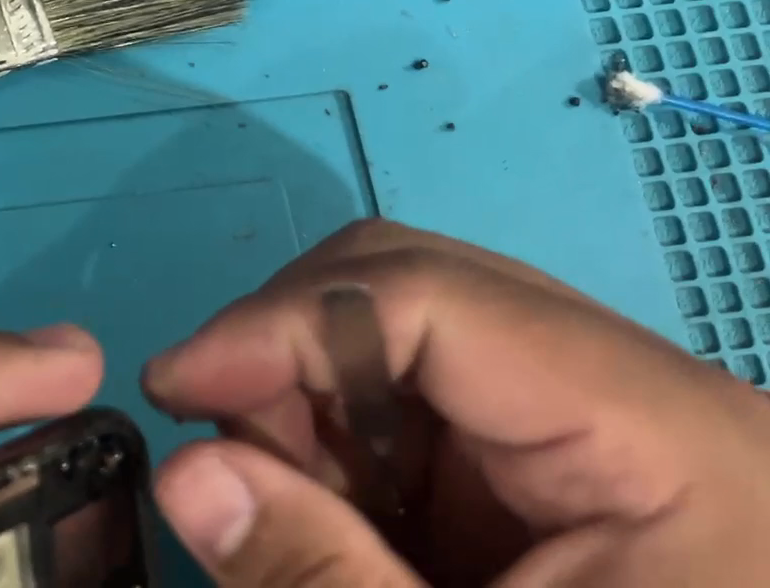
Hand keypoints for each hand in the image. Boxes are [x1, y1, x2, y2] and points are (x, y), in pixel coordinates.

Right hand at [144, 217, 769, 586]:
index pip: (427, 295)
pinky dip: (330, 429)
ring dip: (298, 394)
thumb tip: (180, 476)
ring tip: (284, 494)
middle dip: (284, 353)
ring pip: (383, 323)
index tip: (174, 389)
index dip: (279, 324)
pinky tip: (332, 501)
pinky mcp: (544, 441)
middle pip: (400, 283)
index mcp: (666, 433)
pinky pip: (399, 382)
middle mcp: (628, 385)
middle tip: (227, 446)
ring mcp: (585, 407)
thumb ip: (326, 579)